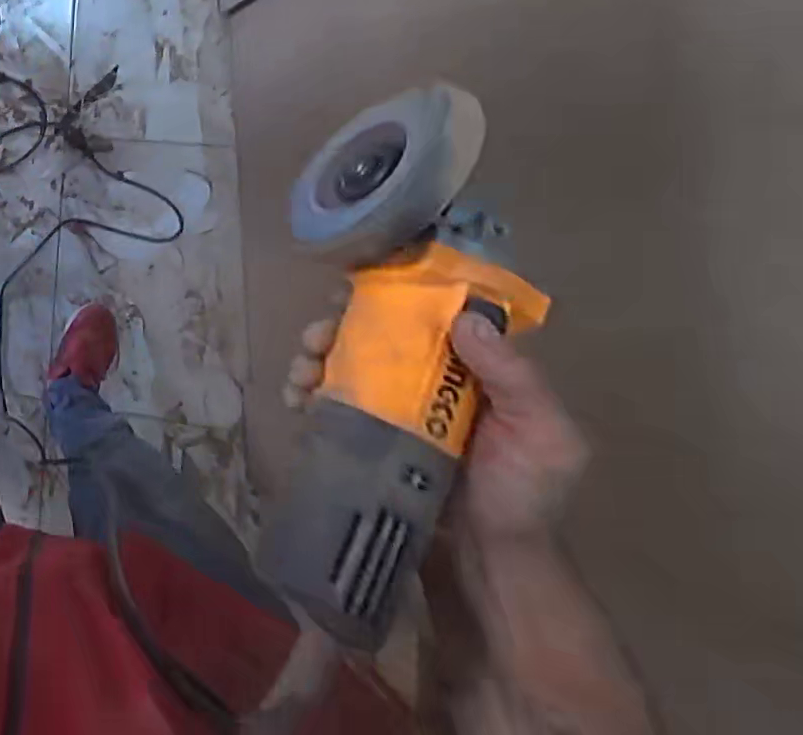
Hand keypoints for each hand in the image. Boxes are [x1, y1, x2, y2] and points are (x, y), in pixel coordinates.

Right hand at [286, 312, 586, 544]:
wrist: (485, 552)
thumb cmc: (524, 491)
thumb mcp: (545, 435)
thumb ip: (515, 378)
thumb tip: (464, 319)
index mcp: (463, 366)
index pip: (422, 316)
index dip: (385, 296)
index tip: (351, 289)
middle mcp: (418, 375)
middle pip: (365, 335)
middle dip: (331, 328)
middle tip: (315, 340)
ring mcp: (382, 402)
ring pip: (335, 361)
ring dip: (309, 358)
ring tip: (301, 375)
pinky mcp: (356, 427)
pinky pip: (321, 397)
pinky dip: (300, 391)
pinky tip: (296, 400)